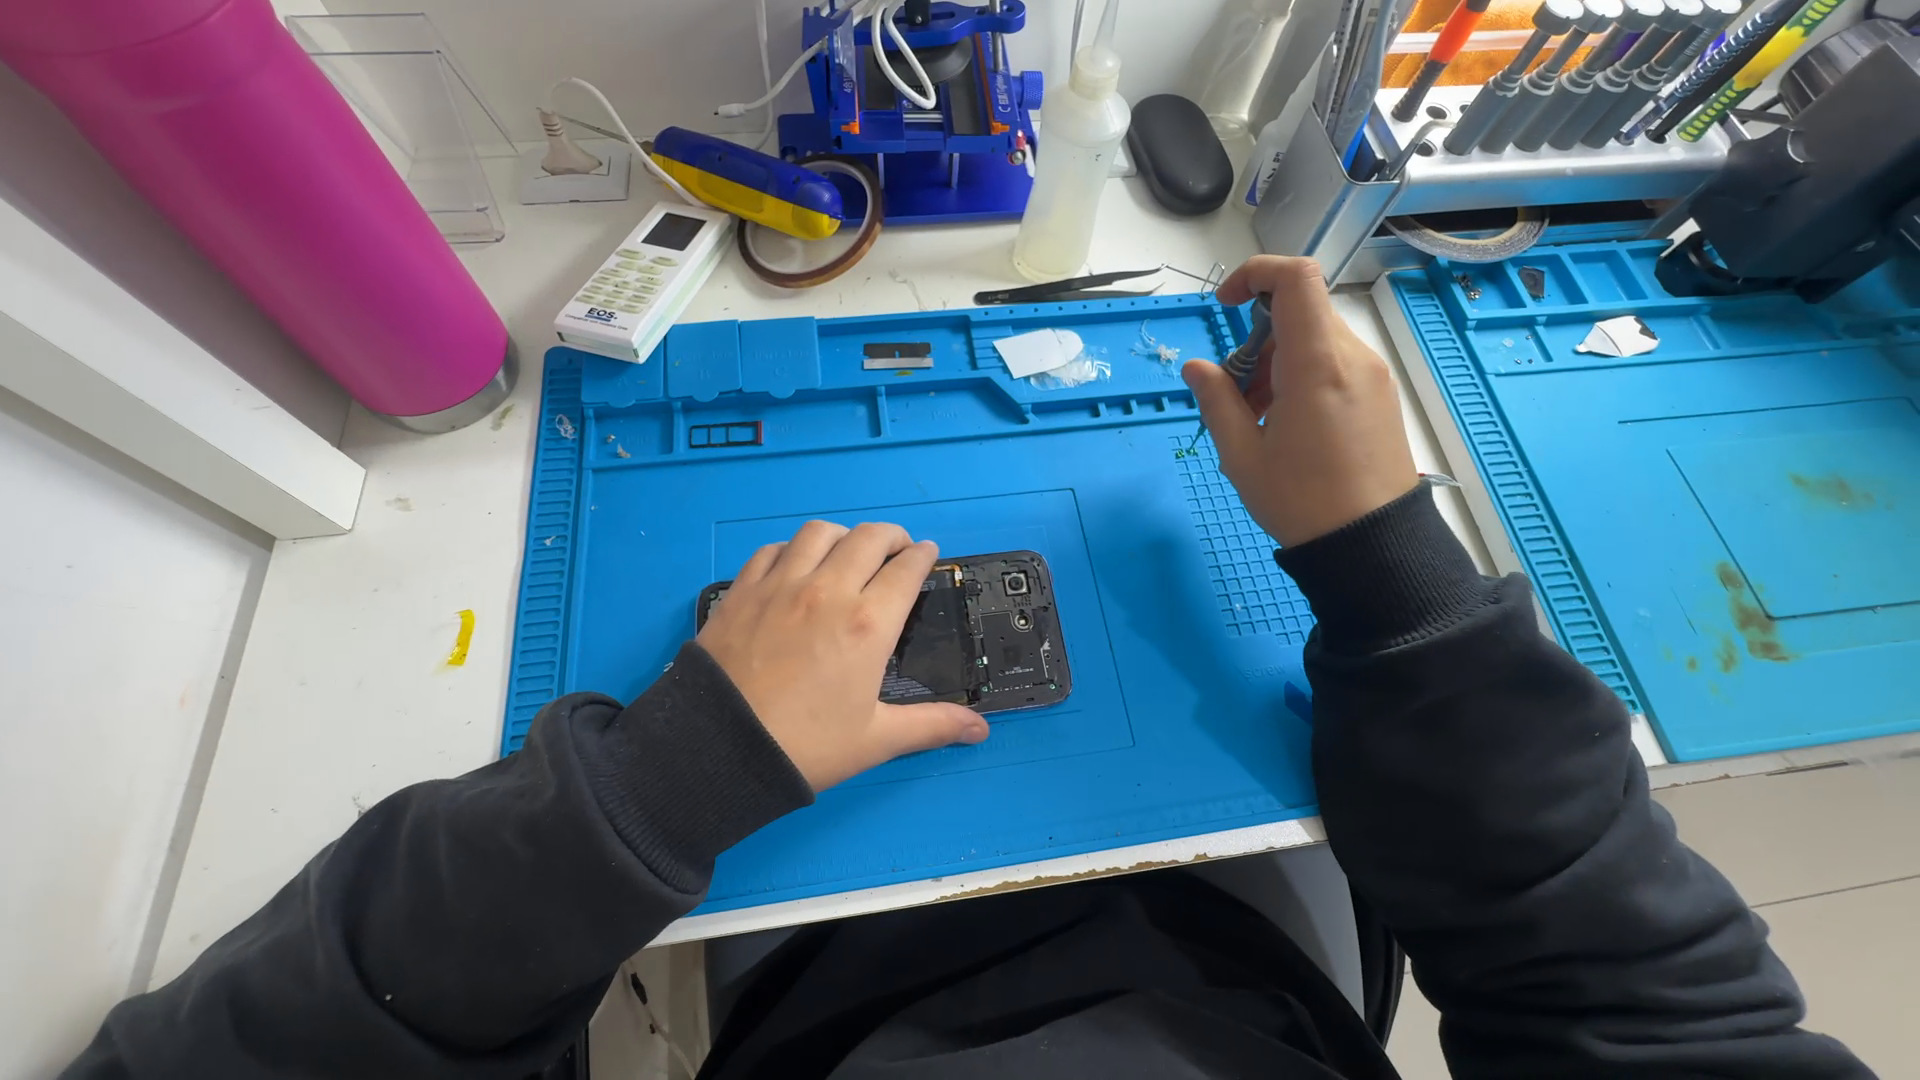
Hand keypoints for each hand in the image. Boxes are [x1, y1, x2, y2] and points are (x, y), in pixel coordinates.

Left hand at [697, 521, 989, 790]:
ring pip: (820, 532)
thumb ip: (932, 726)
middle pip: (869, 538)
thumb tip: (979, 729)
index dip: (923, 556)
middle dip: (892, 537)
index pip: (907, 569)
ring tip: (849, 551)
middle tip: (898, 550)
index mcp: (868, 623)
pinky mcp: (743, 590)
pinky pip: (773, 549)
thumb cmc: (804, 747)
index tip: (927, 555)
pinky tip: (796, 564)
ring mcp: (781, 585)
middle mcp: (828, 591)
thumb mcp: (876, 739)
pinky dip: (794, 548)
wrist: (718, 749)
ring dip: (844, 536)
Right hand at [1183, 256, 1418, 545]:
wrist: (1371, 545)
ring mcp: (1372, 375)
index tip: (1224, 306)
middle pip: (1299, 314)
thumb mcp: (1242, 455)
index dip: (1255, 274)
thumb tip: (1196, 367)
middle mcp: (1352, 357)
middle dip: (1254, 340)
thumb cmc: (1300, 501)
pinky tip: (1286, 423)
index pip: (1295, 279)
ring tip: (1257, 418)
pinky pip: (1334, 363)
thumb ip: (1216, 401)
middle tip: (1234, 394)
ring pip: (1314, 340)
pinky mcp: (1379, 394)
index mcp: (1317, 364)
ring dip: (1275, 362)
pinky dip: (1300, 375)